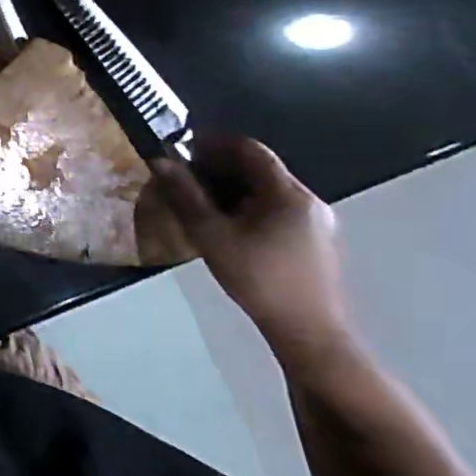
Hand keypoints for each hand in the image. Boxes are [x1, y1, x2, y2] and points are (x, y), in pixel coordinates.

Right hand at [150, 136, 359, 374]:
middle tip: (181, 177)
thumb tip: (160, 160)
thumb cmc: (258, 277)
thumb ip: (184, 194)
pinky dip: (245, 205)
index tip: (180, 150)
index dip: (212, 143)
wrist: (309, 332)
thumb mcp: (211, 234)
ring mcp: (315, 222)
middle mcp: (307, 200)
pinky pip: (274, 208)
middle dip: (216, 167)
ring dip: (228, 187)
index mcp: (287, 193)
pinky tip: (223, 225)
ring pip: (265, 190)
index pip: (249, 148)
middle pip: (258, 168)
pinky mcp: (313, 241)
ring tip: (195, 201)